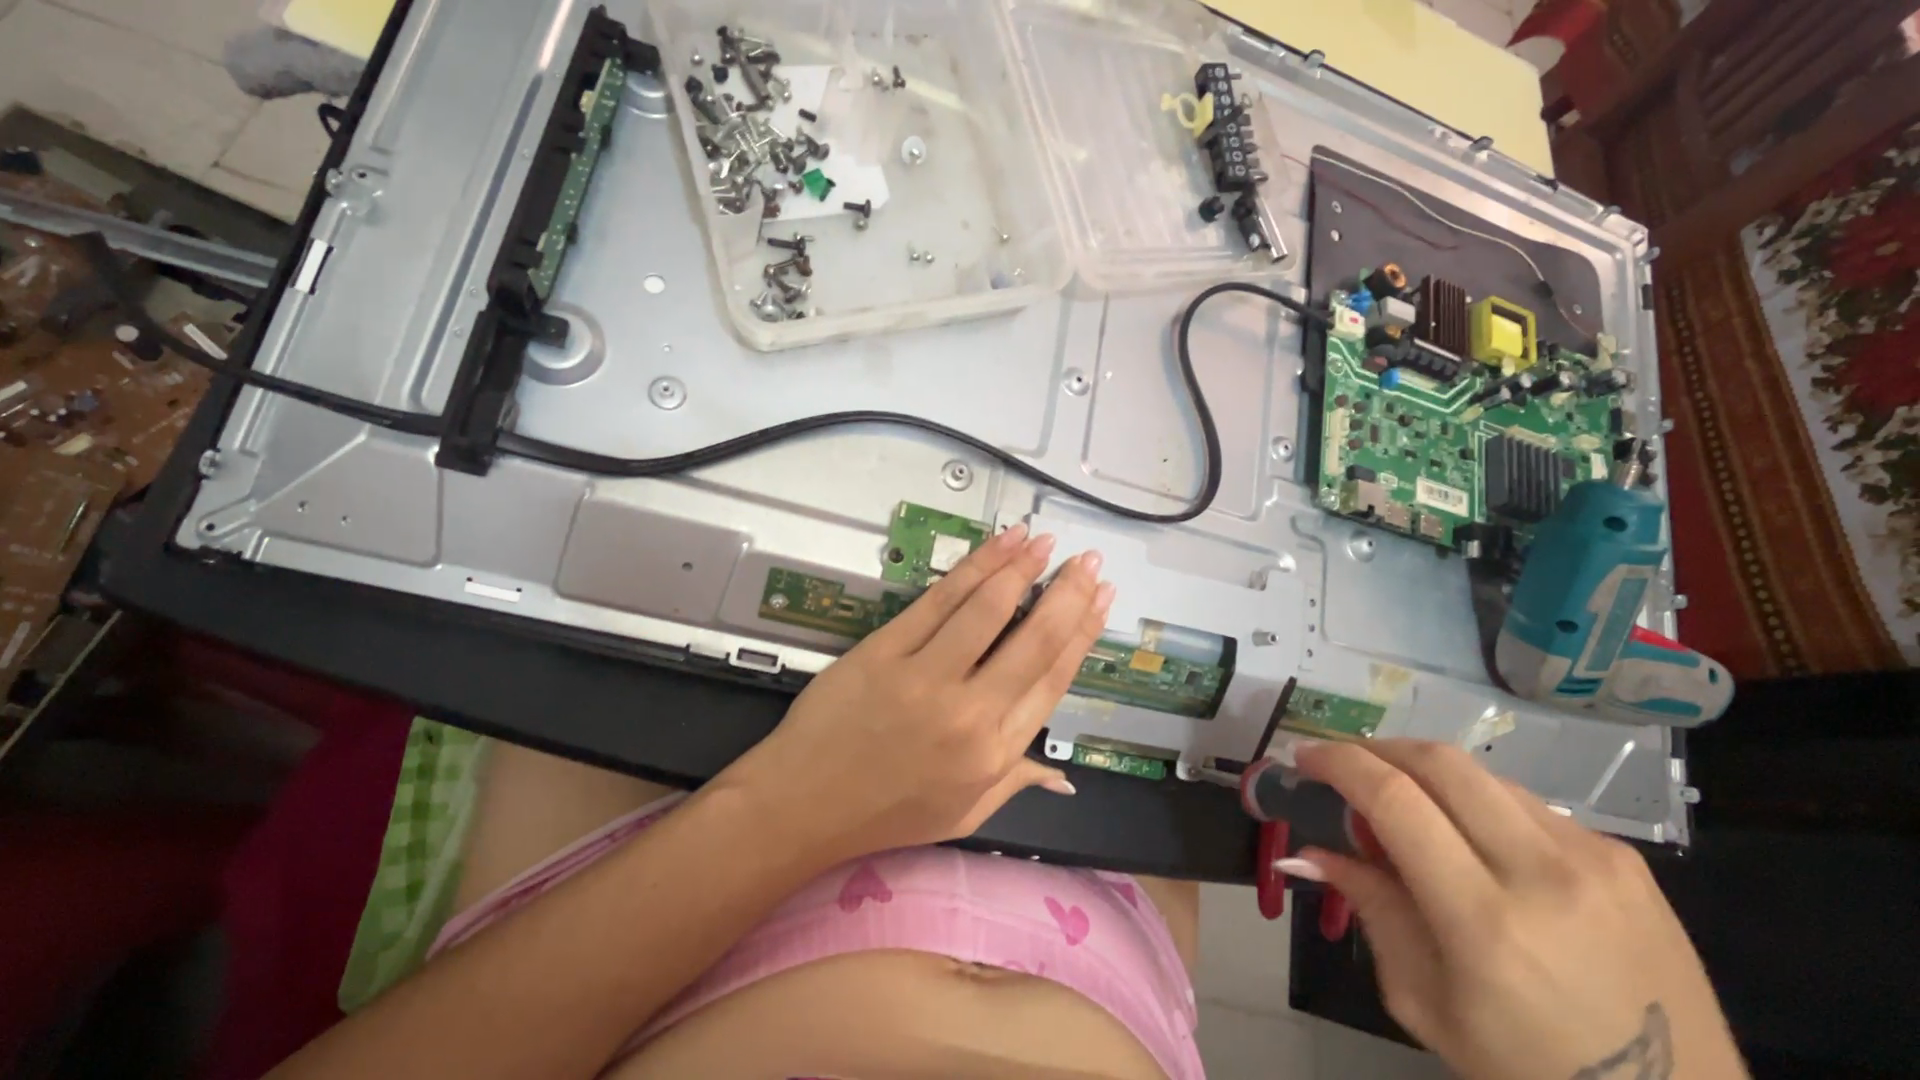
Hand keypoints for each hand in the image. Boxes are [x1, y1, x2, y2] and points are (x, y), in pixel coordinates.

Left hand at [724, 525, 1111, 859]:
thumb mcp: (963, 815)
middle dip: (1068, 594)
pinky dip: (975, 567)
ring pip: (987, 610)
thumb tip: (1065, 775)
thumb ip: (1016, 783)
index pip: (1052, 681)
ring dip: (1023, 569)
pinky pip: (938, 601)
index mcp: (993, 754)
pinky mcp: (884, 650)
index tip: (1101, 601)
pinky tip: (1000, 546)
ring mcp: (924, 677)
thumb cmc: (885, 815)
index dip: (1083, 635)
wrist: (803, 805)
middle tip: (1090, 560)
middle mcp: (969, 713)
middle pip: (1033, 640)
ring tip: (1046, 541)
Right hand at [1288, 740, 1745, 1079]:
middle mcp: (1543, 870)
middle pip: (1441, 762)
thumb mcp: (1426, 1002)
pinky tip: (1473, 843)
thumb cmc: (1527, 1069)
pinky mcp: (1625, 857)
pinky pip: (1531, 807)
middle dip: (1378, 747)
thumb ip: (1371, 910)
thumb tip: (1312, 851)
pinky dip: (1480, 807)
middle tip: (1344, 763)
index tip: (1305, 757)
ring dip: (1428, 776)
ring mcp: (1594, 856)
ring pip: (1485, 777)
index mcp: (1484, 920)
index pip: (1395, 801)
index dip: (1340, 764)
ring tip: (1403, 807)